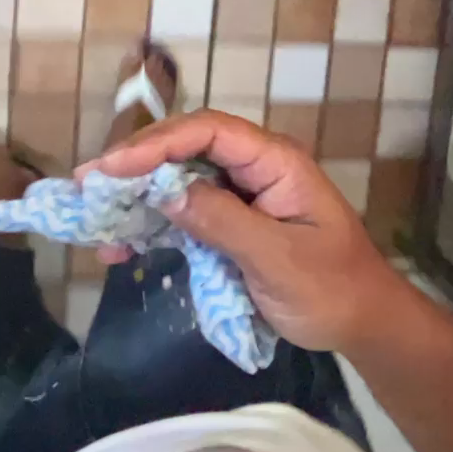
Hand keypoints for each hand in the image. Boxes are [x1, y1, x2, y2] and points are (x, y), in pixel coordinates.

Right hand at [83, 112, 414, 352]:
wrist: (363, 319)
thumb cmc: (331, 286)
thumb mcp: (278, 258)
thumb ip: (224, 221)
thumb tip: (167, 192)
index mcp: (274, 161)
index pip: (210, 132)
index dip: (159, 142)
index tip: (115, 167)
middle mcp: (254, 166)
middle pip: (189, 148)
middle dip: (139, 163)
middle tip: (89, 184)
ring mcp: (242, 192)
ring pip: (182, 178)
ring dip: (140, 195)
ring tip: (95, 215)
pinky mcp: (233, 220)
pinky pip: (187, 212)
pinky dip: (155, 226)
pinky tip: (123, 247)